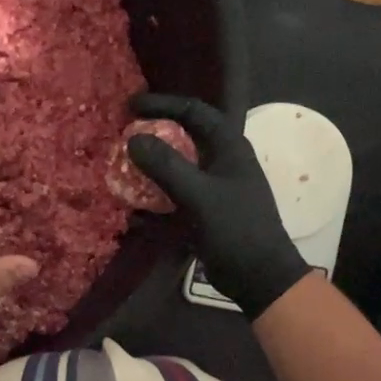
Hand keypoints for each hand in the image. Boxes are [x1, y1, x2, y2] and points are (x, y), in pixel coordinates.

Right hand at [127, 93, 310, 317]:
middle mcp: (222, 161)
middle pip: (184, 137)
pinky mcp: (205, 212)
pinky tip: (133, 211)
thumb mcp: (199, 195)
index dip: (162, 104)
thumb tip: (132, 138)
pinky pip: (174, 197)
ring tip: (121, 170)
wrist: (259, 276)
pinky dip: (154, 200)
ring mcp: (213, 188)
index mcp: (229, 147)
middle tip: (122, 135)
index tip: (130, 107)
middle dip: (153, 135)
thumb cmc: (236, 229)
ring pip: (177, 168)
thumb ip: (166, 166)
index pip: (194, 111)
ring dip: (150, 169)